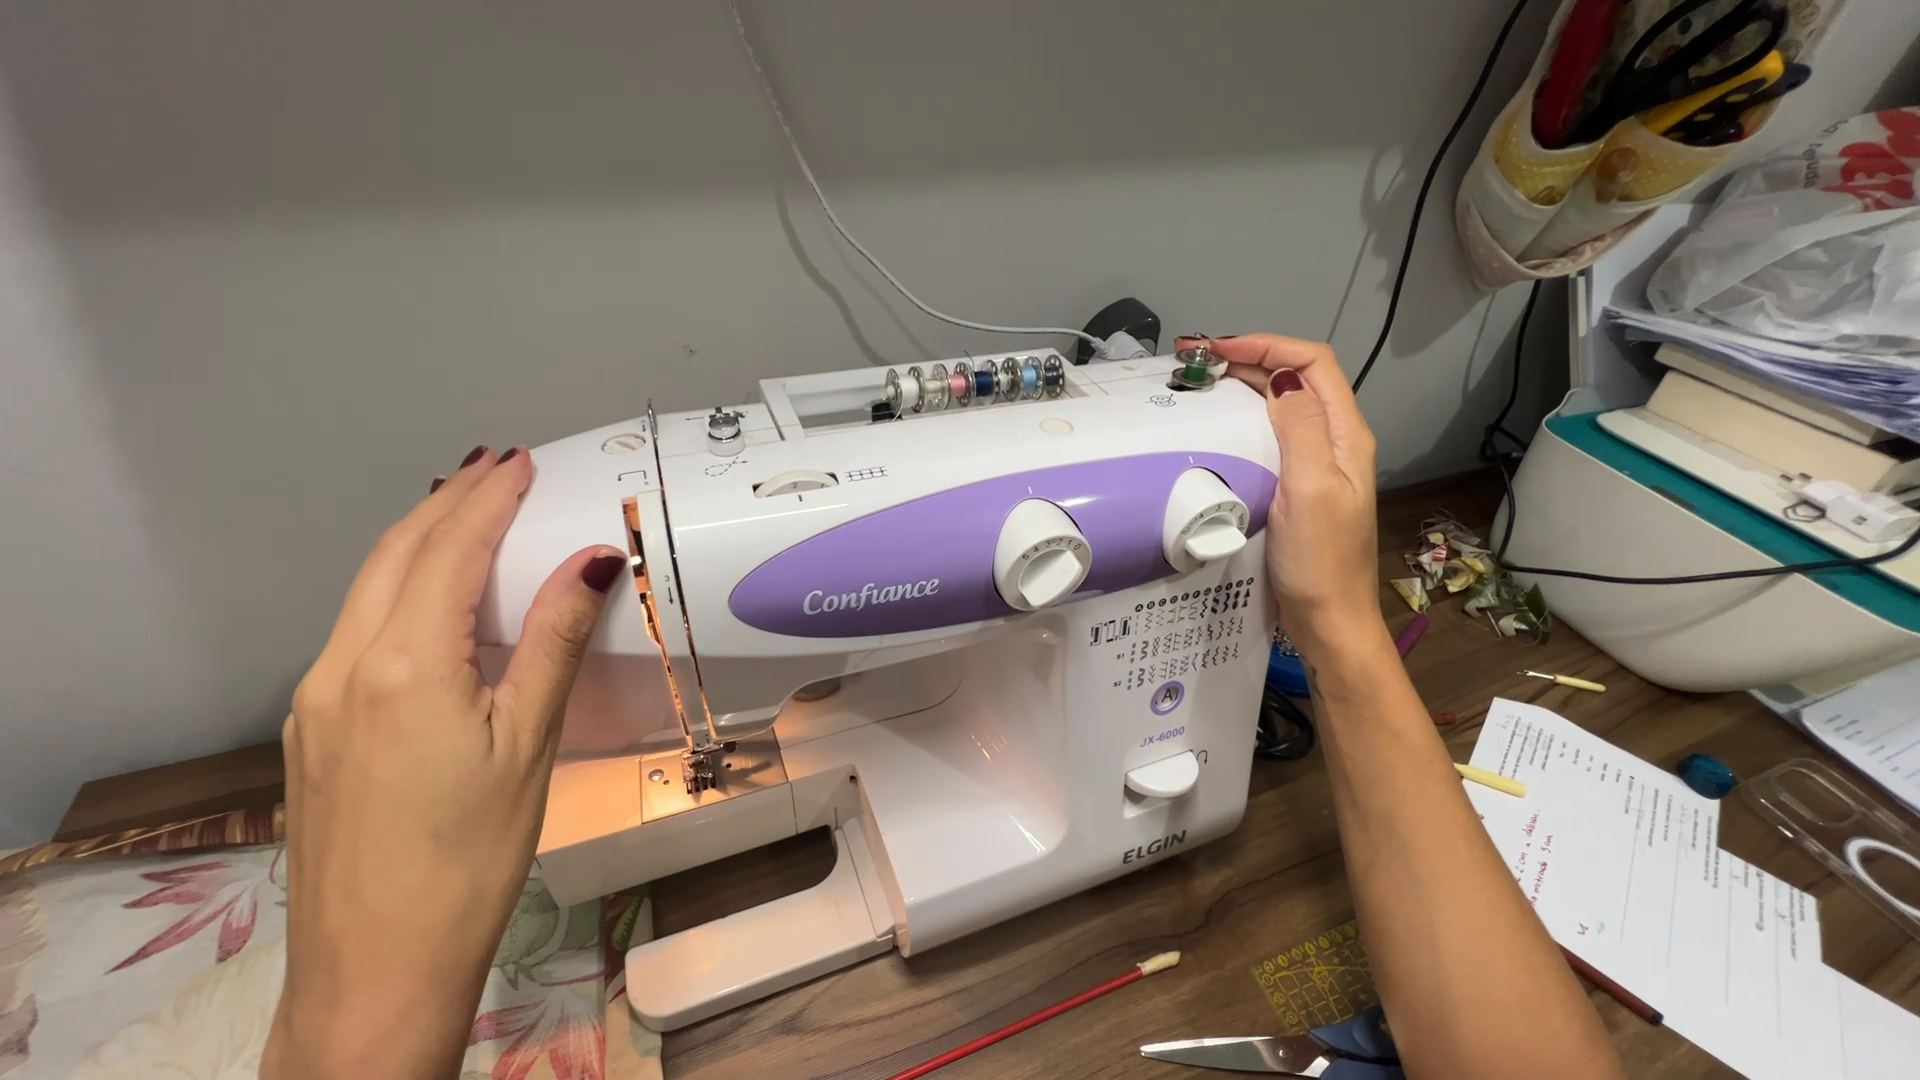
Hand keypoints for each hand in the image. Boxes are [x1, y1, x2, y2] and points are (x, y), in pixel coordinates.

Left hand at [263, 446, 627, 1078]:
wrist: (376, 966)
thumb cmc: (473, 854)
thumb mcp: (528, 744)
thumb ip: (553, 643)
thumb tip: (593, 560)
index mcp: (403, 666)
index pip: (447, 552)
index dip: (487, 501)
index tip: (522, 462)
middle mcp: (342, 667)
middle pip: (394, 556)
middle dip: (445, 502)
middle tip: (496, 469)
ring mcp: (314, 698)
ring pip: (366, 589)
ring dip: (417, 539)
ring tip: (464, 510)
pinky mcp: (311, 728)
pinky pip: (355, 628)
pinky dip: (397, 586)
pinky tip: (427, 593)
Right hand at [1215, 335, 1387, 661]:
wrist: (1327, 619)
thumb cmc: (1319, 560)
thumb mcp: (1311, 489)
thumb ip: (1301, 429)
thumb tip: (1281, 380)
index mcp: (1345, 435)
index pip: (1313, 363)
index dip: (1267, 345)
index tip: (1218, 351)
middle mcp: (1334, 442)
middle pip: (1297, 378)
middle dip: (1250, 358)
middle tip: (1198, 364)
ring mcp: (1316, 464)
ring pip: (1282, 405)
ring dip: (1244, 386)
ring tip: (1202, 386)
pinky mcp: (1295, 486)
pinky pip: (1270, 436)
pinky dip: (1242, 420)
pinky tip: (1217, 428)